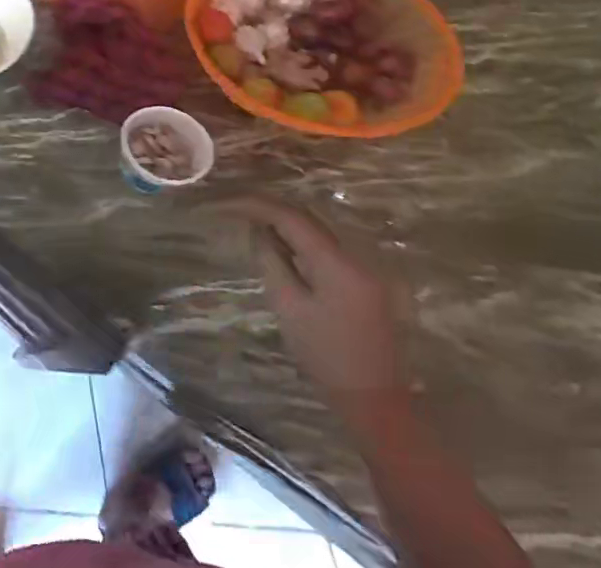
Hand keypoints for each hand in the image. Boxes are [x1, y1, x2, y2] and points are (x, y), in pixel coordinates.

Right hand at [230, 198, 403, 400]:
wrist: (373, 397)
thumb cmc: (324, 353)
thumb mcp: (287, 305)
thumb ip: (271, 260)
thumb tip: (257, 230)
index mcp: (339, 263)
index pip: (293, 218)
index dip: (257, 206)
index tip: (226, 203)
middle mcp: (361, 257)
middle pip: (311, 218)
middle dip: (272, 210)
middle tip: (236, 209)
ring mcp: (371, 269)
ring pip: (322, 230)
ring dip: (288, 223)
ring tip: (253, 223)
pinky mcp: (370, 280)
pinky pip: (332, 246)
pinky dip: (304, 239)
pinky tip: (283, 246)